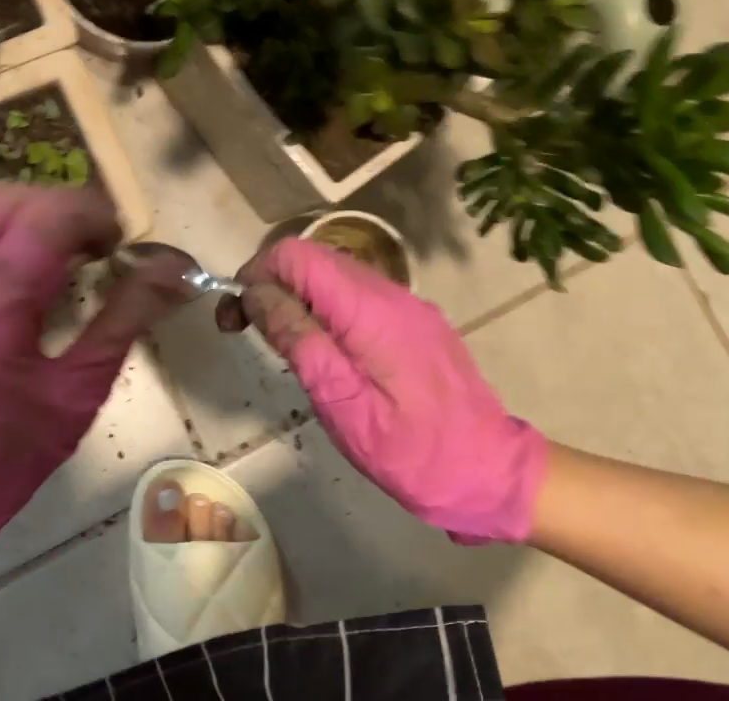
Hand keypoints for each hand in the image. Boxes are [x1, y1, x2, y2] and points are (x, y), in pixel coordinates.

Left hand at [0, 183, 186, 591]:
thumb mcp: (75, 394)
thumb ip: (123, 319)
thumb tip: (171, 269)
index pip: (54, 214)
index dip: (94, 216)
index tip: (113, 245)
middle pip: (11, 200)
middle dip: (56, 212)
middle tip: (82, 249)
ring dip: (8, 207)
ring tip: (33, 242)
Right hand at [217, 238, 547, 542]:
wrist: (491, 474)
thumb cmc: (411, 450)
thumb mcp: (342, 403)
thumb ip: (299, 340)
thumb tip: (257, 293)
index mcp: (367, 309)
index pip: (297, 254)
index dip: (257, 272)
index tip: (237, 313)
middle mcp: (388, 293)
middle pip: (312, 258)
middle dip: (270, 283)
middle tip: (244, 330)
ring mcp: (405, 306)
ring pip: (333, 276)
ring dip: (295, 297)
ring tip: (279, 344)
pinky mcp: (413, 323)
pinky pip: (355, 297)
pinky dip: (324, 310)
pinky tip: (322, 352)